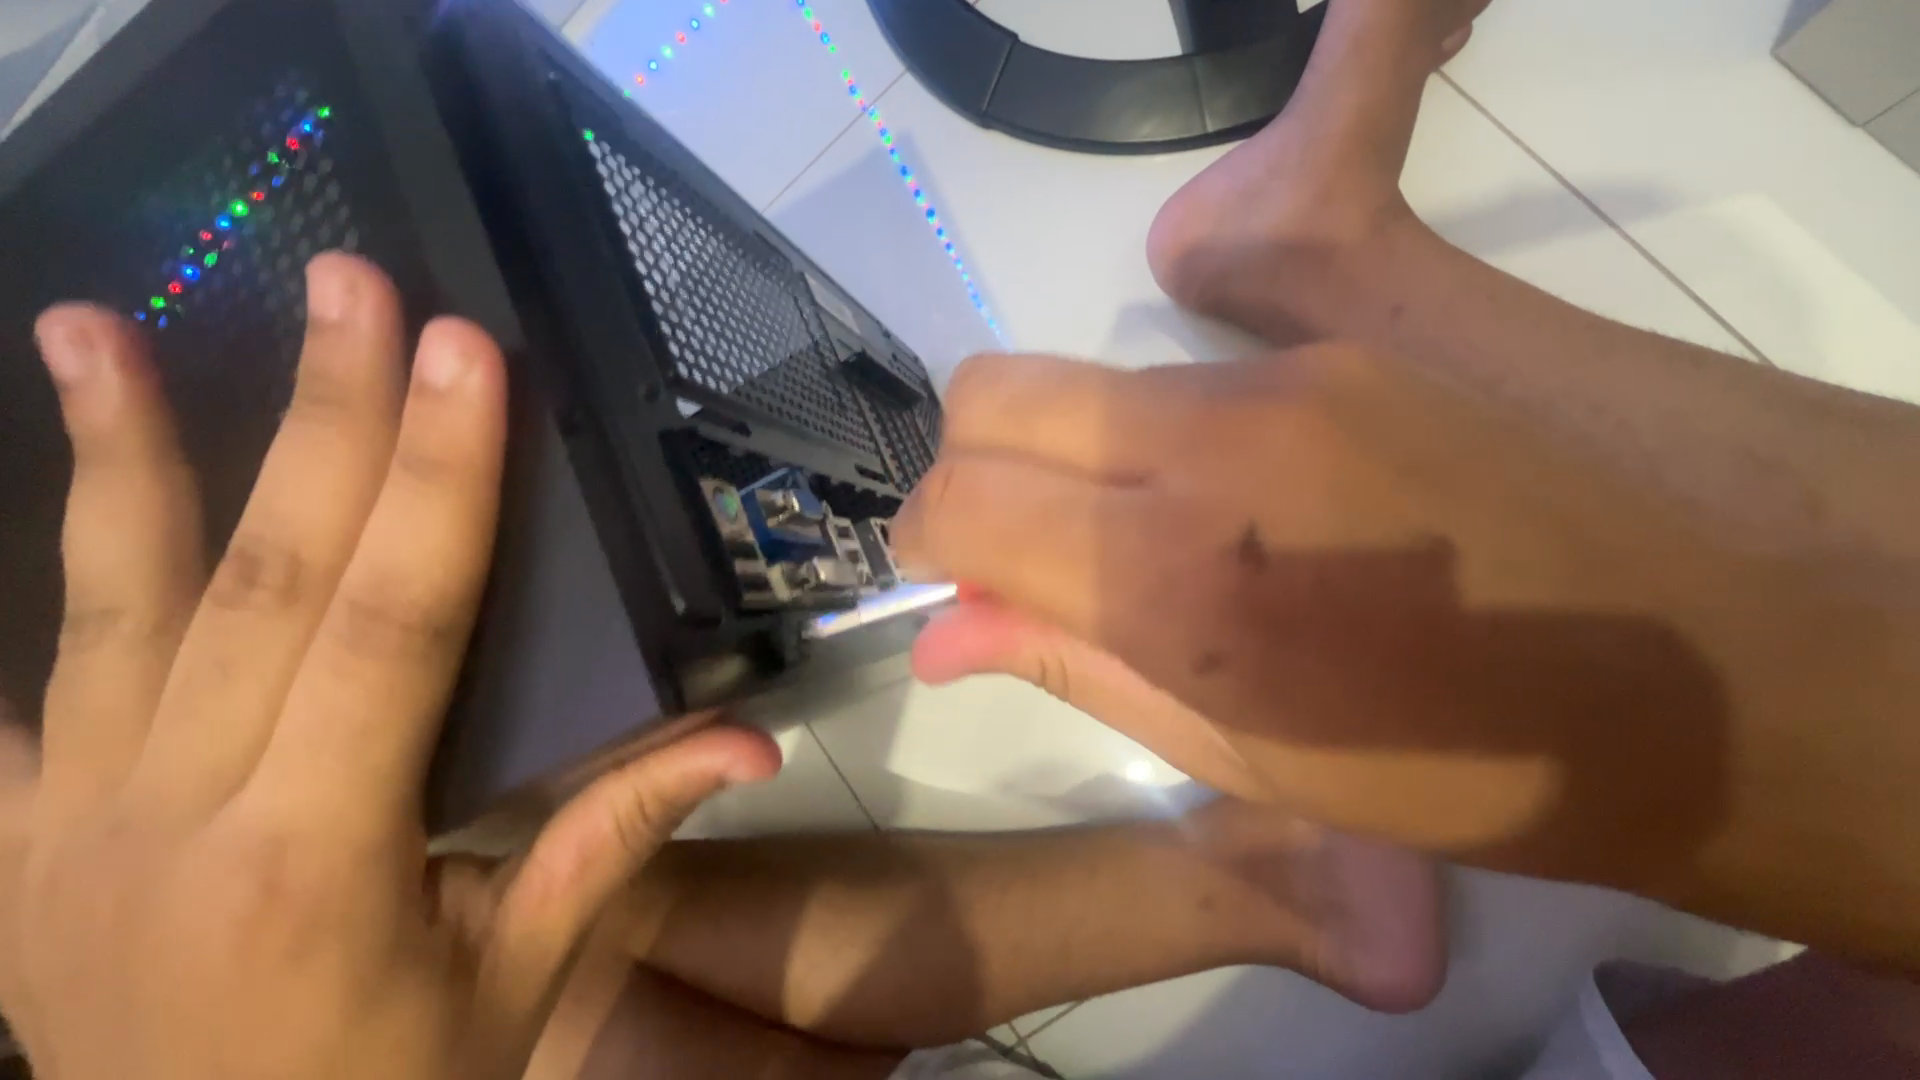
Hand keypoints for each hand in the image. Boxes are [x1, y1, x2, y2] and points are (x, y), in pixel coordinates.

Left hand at [3, 255, 780, 1078]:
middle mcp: (166, 818)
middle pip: (267, 580)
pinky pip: (38, 676)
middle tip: (353, 290)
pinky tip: (67, 470)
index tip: (459, 357)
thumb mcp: (526, 969)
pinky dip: (64, 560)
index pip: (390, 621)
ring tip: (96, 325)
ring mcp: (61, 823)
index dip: (435, 480)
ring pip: (108, 604)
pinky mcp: (16, 835)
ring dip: (125, 453)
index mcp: (315, 852)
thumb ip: (623, 832)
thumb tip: (749, 745)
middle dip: (323, 418)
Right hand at [897, 347, 1754, 881]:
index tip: (940, 573)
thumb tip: (939, 630)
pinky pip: (1174, 374)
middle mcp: (1209, 442)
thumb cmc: (1464, 763)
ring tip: (1132, 538)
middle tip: (1014, 548)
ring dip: (1061, 452)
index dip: (921, 535)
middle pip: (991, 392)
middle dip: (968, 468)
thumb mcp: (1242, 752)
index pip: (960, 498)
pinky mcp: (1338, 348)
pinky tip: (1226, 506)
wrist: (1731, 659)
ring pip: (1081, 378)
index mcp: (1177, 574)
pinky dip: (1146, 434)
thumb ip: (1069, 665)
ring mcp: (1280, 375)